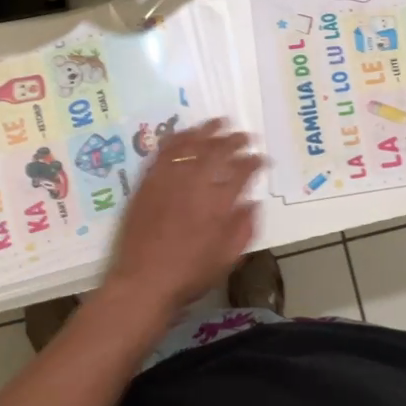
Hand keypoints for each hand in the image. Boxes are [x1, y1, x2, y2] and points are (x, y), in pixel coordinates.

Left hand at [104, 119, 262, 314]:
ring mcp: (169, 180)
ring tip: (219, 122)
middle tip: (245, 136)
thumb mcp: (227, 260)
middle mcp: (195, 185)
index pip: (242, 171)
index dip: (256, 161)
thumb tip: (252, 203)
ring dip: (208, 131)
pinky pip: (164, 151)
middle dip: (236, 140)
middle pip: (218, 151)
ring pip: (191, 144)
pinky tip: (185, 133)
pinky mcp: (148, 181)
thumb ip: (244, 228)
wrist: (142, 282)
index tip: (263, 159)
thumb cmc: (188, 276)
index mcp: (219, 204)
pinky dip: (177, 138)